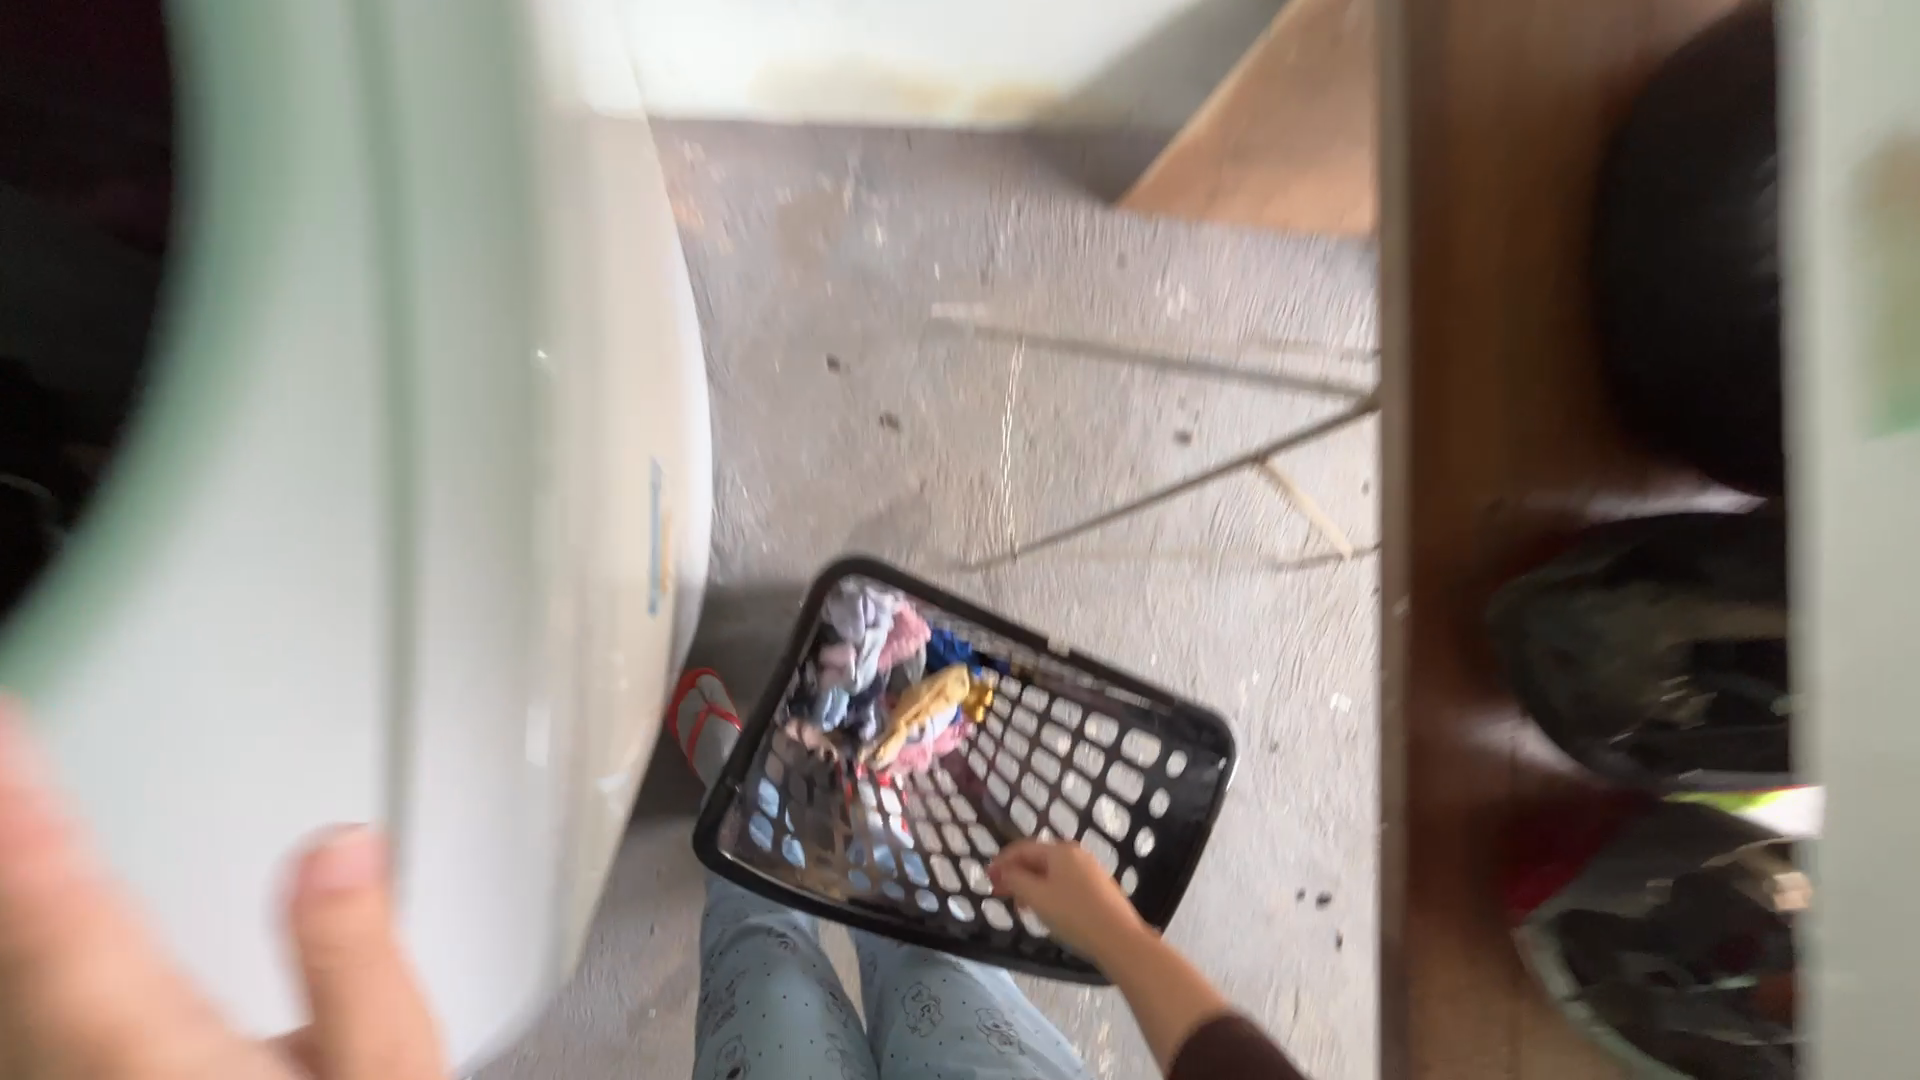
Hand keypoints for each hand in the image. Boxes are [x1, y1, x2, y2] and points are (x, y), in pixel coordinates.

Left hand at [0, 701, 446, 1077]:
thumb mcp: (387, 1061)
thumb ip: (357, 953)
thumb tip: (339, 844)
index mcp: (155, 1054)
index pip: (67, 923)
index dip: (27, 824)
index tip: (7, 733)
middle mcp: (69, 1073)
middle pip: (0, 951)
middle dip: (0, 844)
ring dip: (7, 881)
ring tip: (13, 790)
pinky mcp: (70, 1079)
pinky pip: (15, 1003)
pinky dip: (23, 930)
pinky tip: (34, 897)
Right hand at [986, 840, 1150, 964]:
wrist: (1120, 939)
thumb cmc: (1074, 915)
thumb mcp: (1037, 897)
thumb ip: (1015, 880)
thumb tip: (1003, 871)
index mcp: (1059, 850)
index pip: (1023, 848)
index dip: (1002, 861)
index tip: (987, 877)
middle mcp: (1075, 854)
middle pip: (1038, 859)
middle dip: (1016, 875)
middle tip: (998, 893)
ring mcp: (1090, 870)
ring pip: (1051, 873)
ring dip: (1031, 885)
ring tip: (1020, 906)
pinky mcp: (1098, 888)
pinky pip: (1065, 883)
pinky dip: (1048, 892)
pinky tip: (1045, 910)